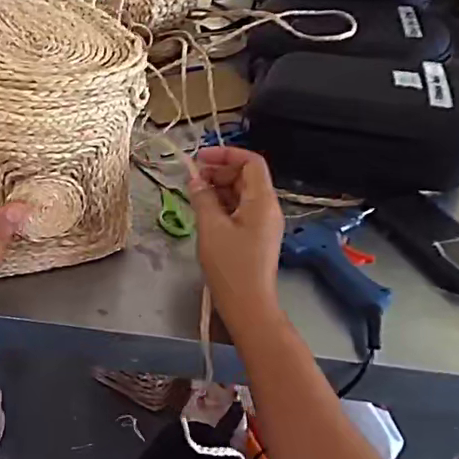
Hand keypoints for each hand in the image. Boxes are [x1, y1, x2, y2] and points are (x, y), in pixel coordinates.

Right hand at [185, 147, 284, 322]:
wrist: (248, 304)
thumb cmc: (231, 266)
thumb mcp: (211, 228)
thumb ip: (202, 198)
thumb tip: (195, 180)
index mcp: (262, 201)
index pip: (251, 162)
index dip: (226, 154)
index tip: (200, 158)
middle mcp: (267, 208)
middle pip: (245, 176)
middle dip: (218, 172)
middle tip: (191, 178)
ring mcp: (262, 223)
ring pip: (241, 194)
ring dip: (217, 189)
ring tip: (193, 194)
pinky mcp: (255, 237)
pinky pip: (239, 210)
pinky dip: (221, 205)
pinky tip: (203, 211)